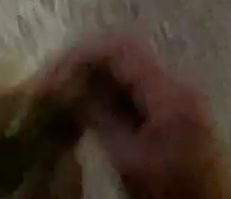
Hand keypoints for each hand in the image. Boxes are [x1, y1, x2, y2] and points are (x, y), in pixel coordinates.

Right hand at [36, 34, 230, 198]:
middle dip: (84, 65)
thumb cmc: (171, 194)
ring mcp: (177, 96)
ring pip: (125, 71)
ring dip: (94, 80)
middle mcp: (174, 82)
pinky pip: (135, 89)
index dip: (80, 54)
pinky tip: (90, 112)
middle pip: (121, 54)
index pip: (116, 47)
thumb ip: (97, 115)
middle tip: (53, 85)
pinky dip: (109, 95)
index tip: (52, 73)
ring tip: (64, 97)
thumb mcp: (128, 158)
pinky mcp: (175, 112)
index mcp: (167, 88)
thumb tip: (63, 86)